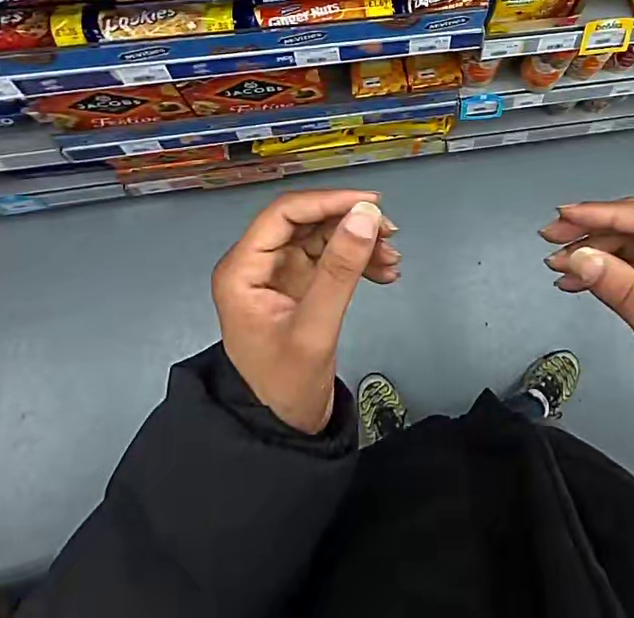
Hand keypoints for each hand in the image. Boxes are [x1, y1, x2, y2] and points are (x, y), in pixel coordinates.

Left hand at [212, 189, 399, 433]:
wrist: (282, 430)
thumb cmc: (285, 386)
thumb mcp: (315, 329)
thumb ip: (339, 271)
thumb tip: (366, 215)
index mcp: (242, 269)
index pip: (284, 214)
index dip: (327, 201)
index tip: (370, 204)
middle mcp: (257, 263)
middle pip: (306, 221)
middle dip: (348, 222)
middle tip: (389, 232)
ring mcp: (279, 273)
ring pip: (322, 236)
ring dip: (358, 241)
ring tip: (391, 258)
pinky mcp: (299, 284)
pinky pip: (330, 257)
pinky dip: (358, 259)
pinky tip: (384, 271)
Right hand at [539, 199, 633, 424]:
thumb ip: (626, 294)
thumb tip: (583, 258)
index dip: (610, 214)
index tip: (572, 215)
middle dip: (594, 228)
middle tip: (555, 233)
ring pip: (629, 242)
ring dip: (591, 249)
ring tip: (558, 260)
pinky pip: (628, 264)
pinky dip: (599, 269)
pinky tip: (575, 277)